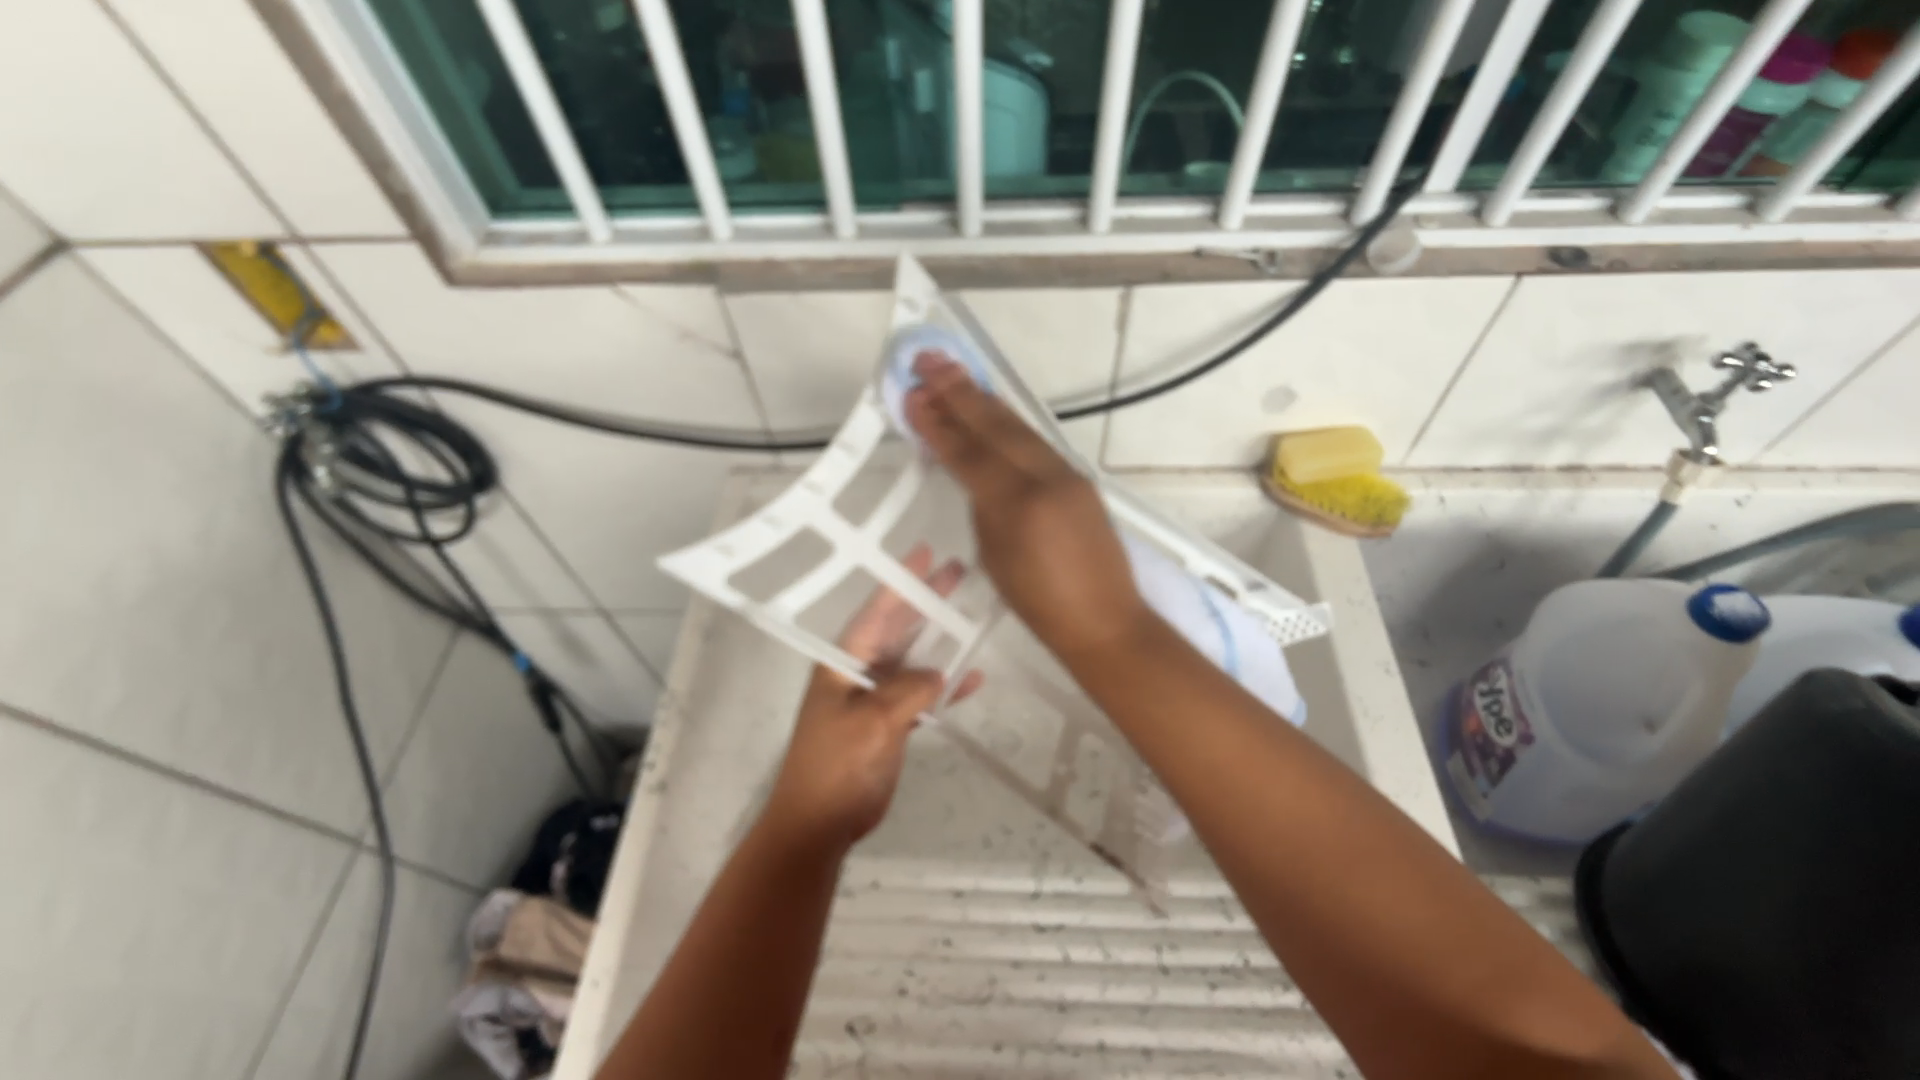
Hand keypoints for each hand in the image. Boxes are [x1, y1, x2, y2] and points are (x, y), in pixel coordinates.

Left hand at [763, 544, 982, 850]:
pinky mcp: (889, 725)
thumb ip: (910, 690)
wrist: (819, 822)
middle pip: (897, 629)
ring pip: (913, 660)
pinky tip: (972, 676)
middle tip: (957, 572)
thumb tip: (939, 673)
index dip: (900, 583)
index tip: (924, 553)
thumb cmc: (837, 765)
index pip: (875, 613)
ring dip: (939, 640)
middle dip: (925, 602)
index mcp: (842, 663)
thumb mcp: (874, 721)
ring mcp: (875, 700)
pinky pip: (921, 696)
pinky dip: (944, 687)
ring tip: (971, 614)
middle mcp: (858, 673)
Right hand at [904, 353, 1154, 660]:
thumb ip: (985, 508)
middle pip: (997, 427)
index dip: (938, 424)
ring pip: (1020, 428)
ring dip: (985, 400)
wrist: (1107, 622)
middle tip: (930, 361)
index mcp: (1018, 506)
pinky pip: (1038, 444)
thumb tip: (975, 472)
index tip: (913, 395)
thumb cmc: (1042, 606)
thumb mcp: (996, 559)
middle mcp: (1046, 479)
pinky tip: (994, 413)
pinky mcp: (1081, 480)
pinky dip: (1010, 425)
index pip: (969, 455)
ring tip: (955, 373)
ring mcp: (1069, 475)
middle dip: (961, 392)